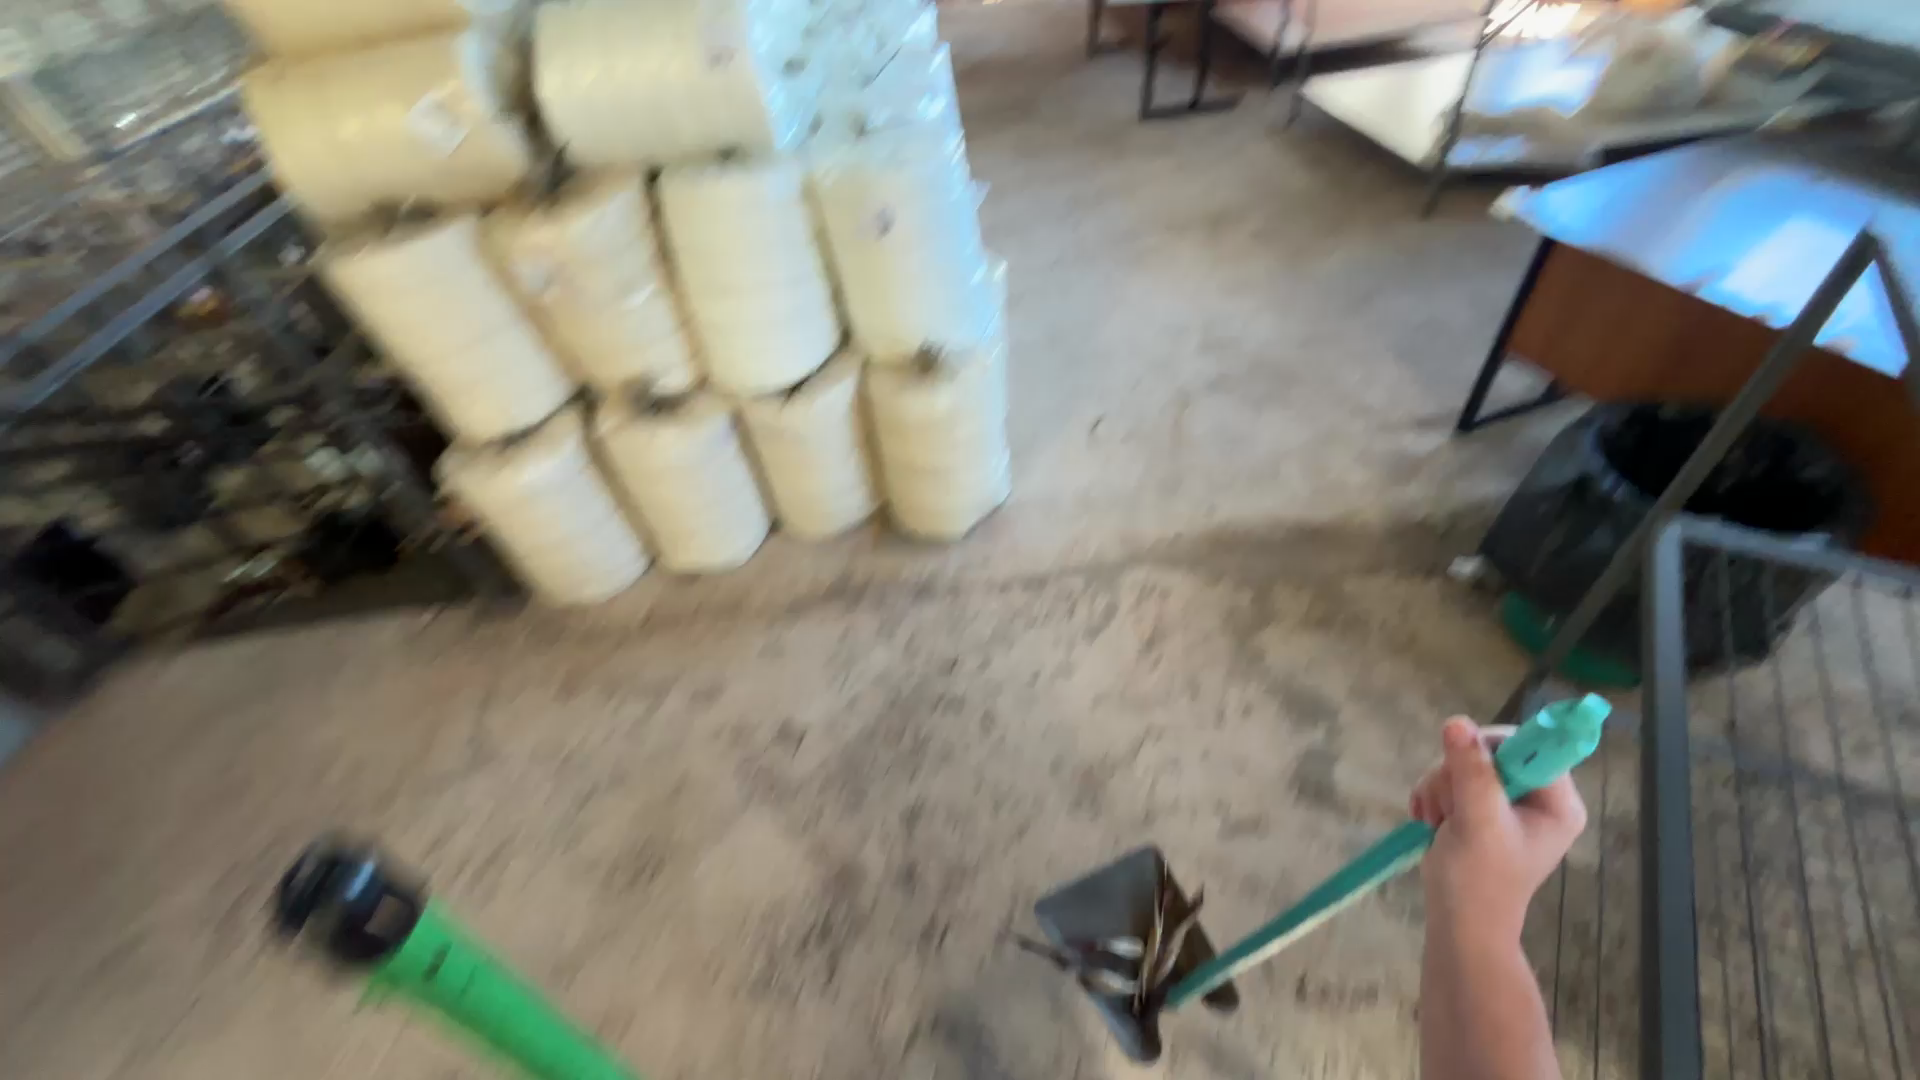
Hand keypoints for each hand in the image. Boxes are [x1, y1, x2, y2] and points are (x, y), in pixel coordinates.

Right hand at [1408, 716, 1585, 941]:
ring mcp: (1505, 803)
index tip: (1461, 764)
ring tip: (1436, 817)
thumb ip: (1471, 772)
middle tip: (1446, 804)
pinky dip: (1432, 793)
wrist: (1458, 922)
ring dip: (1439, 784)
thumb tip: (1457, 721)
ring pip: (1463, 762)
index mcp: (1556, 802)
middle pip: (1490, 750)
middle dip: (1456, 771)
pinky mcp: (1478, 807)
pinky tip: (1429, 817)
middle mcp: (1536, 797)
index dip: (1491, 746)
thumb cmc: (1479, 880)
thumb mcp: (1477, 823)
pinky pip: (1449, 776)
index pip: (1530, 745)